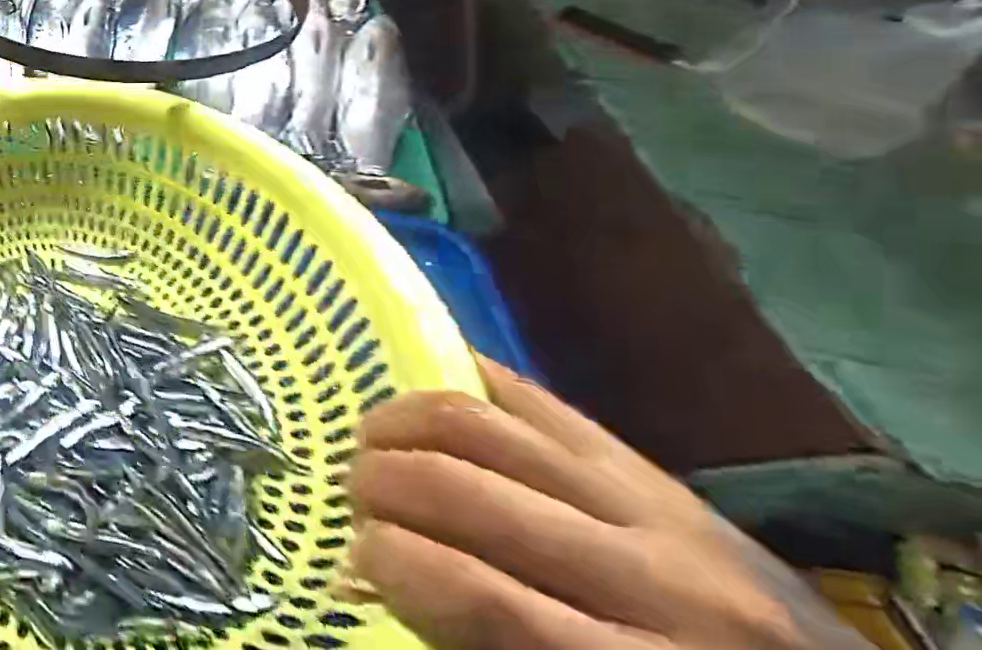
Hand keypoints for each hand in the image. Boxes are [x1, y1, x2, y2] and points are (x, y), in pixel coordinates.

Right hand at [343, 358, 866, 649]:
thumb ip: (473, 638)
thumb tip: (366, 578)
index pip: (477, 595)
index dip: (391, 565)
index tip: (355, 560)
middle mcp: (652, 579)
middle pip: (467, 493)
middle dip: (382, 484)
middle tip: (354, 494)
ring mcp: (650, 502)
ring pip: (485, 427)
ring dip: (401, 423)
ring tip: (372, 441)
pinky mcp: (643, 460)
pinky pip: (532, 397)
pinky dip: (460, 382)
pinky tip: (420, 398)